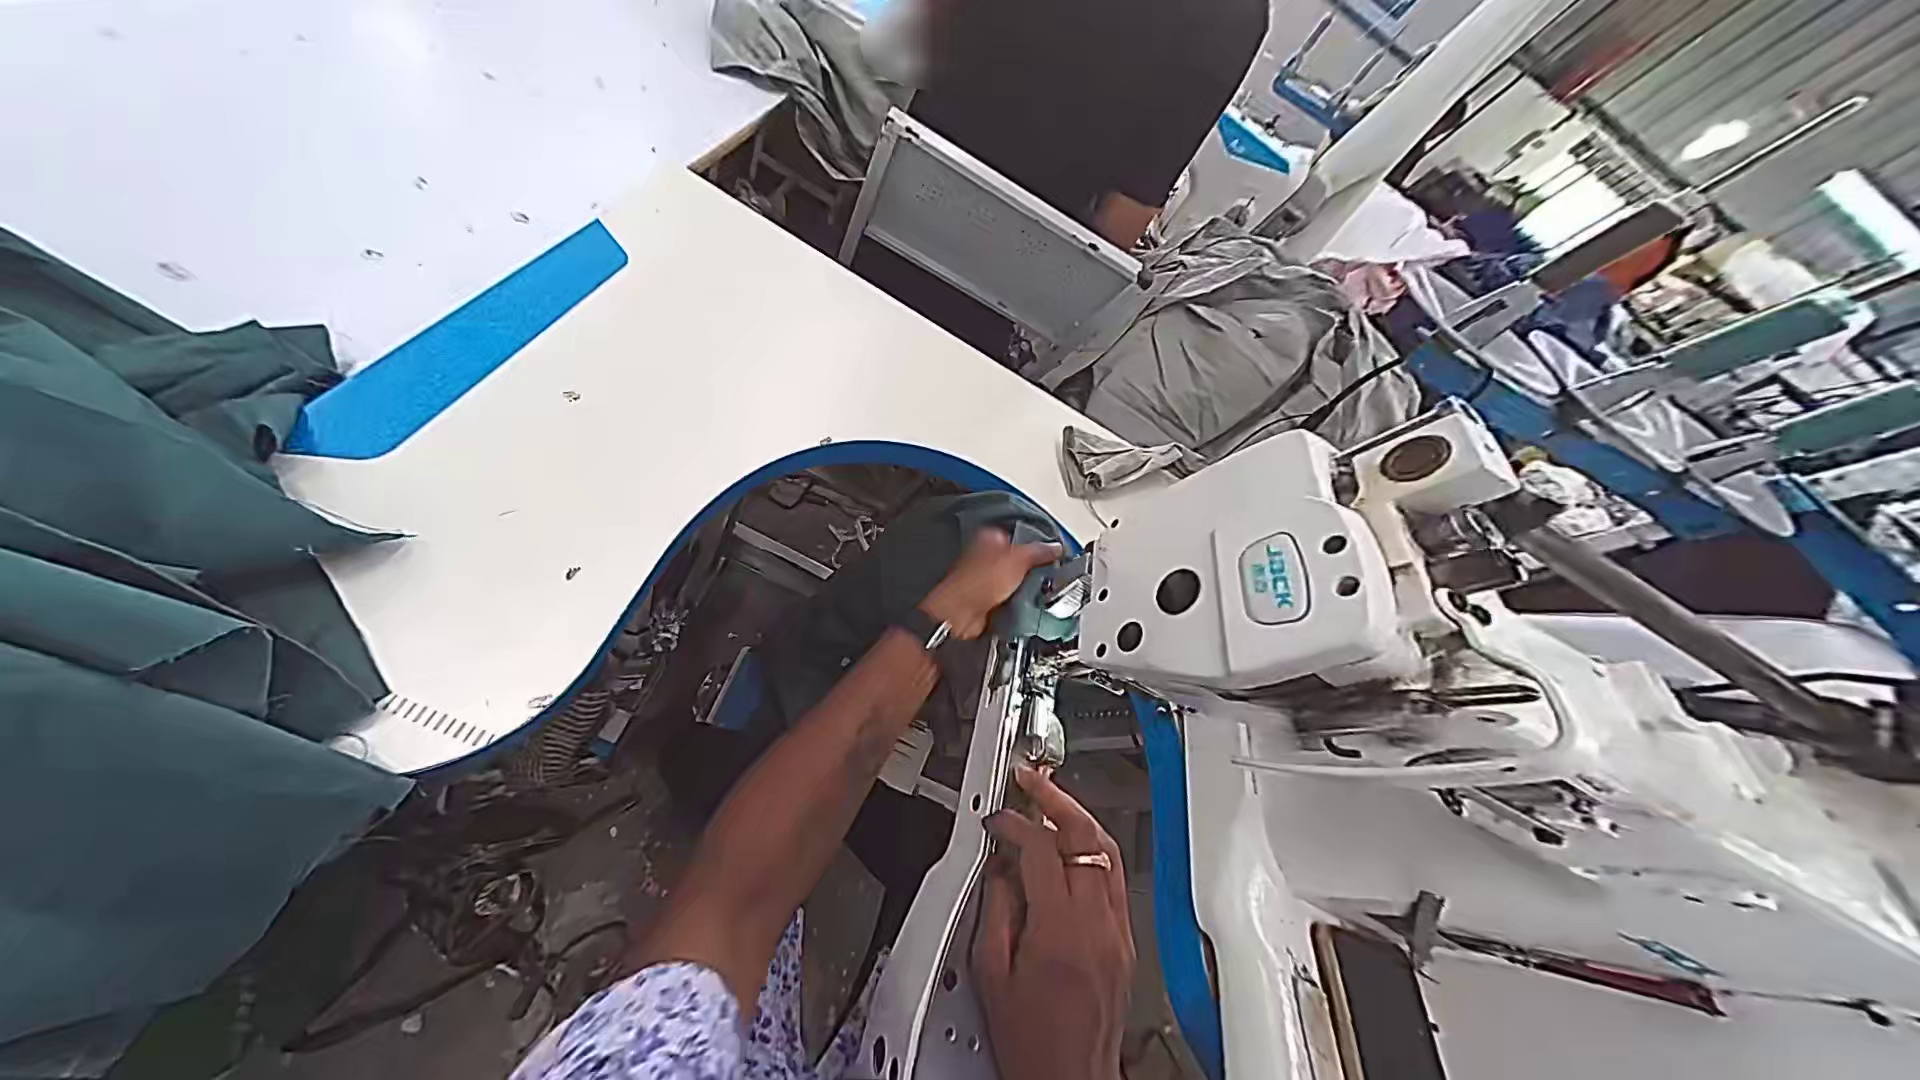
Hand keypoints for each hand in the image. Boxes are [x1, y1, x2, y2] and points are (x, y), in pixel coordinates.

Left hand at [917, 528, 1062, 640]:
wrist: (962, 614)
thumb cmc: (977, 581)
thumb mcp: (1019, 559)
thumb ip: (1040, 551)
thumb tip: (1056, 548)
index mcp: (991, 537)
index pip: (1021, 535)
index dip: (1039, 543)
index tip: (1055, 553)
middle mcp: (987, 556)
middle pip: (1020, 559)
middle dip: (1035, 568)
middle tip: (1048, 574)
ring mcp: (987, 579)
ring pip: (1017, 581)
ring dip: (1027, 587)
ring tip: (1037, 591)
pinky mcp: (989, 599)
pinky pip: (1012, 598)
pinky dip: (1020, 601)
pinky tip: (1025, 603)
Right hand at [972, 766, 1133, 1079]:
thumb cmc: (1032, 1044)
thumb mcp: (991, 973)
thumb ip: (994, 908)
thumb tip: (999, 866)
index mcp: (1059, 932)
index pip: (1042, 850)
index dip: (1017, 823)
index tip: (999, 819)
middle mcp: (1097, 925)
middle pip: (1085, 836)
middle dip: (1056, 799)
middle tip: (1031, 781)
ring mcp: (1118, 931)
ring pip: (1107, 849)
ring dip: (1077, 817)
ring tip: (1051, 800)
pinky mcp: (1126, 940)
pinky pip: (1114, 875)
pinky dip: (1091, 847)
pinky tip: (1071, 843)